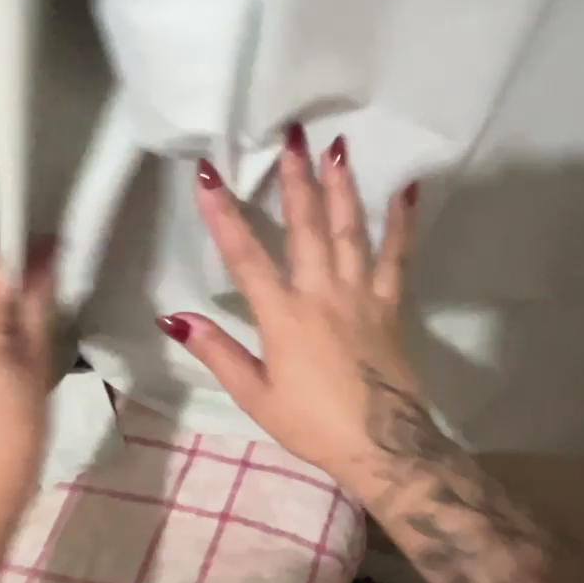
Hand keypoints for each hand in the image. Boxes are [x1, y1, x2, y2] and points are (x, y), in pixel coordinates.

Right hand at [158, 127, 420, 483]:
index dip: (223, 215)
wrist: (384, 445)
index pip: (245, 257)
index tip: (209, 175)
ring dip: (341, 187)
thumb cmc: (312, 424)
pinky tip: (407, 190)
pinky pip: (398, 257)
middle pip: (305, 227)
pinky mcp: (390, 304)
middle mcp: (321, 293)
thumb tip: (175, 319)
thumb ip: (218, 352)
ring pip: (349, 231)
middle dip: (294, 180)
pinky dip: (401, 223)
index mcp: (283, 316)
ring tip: (336, 147)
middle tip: (290, 136)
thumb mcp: (255, 396)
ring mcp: (361, 294)